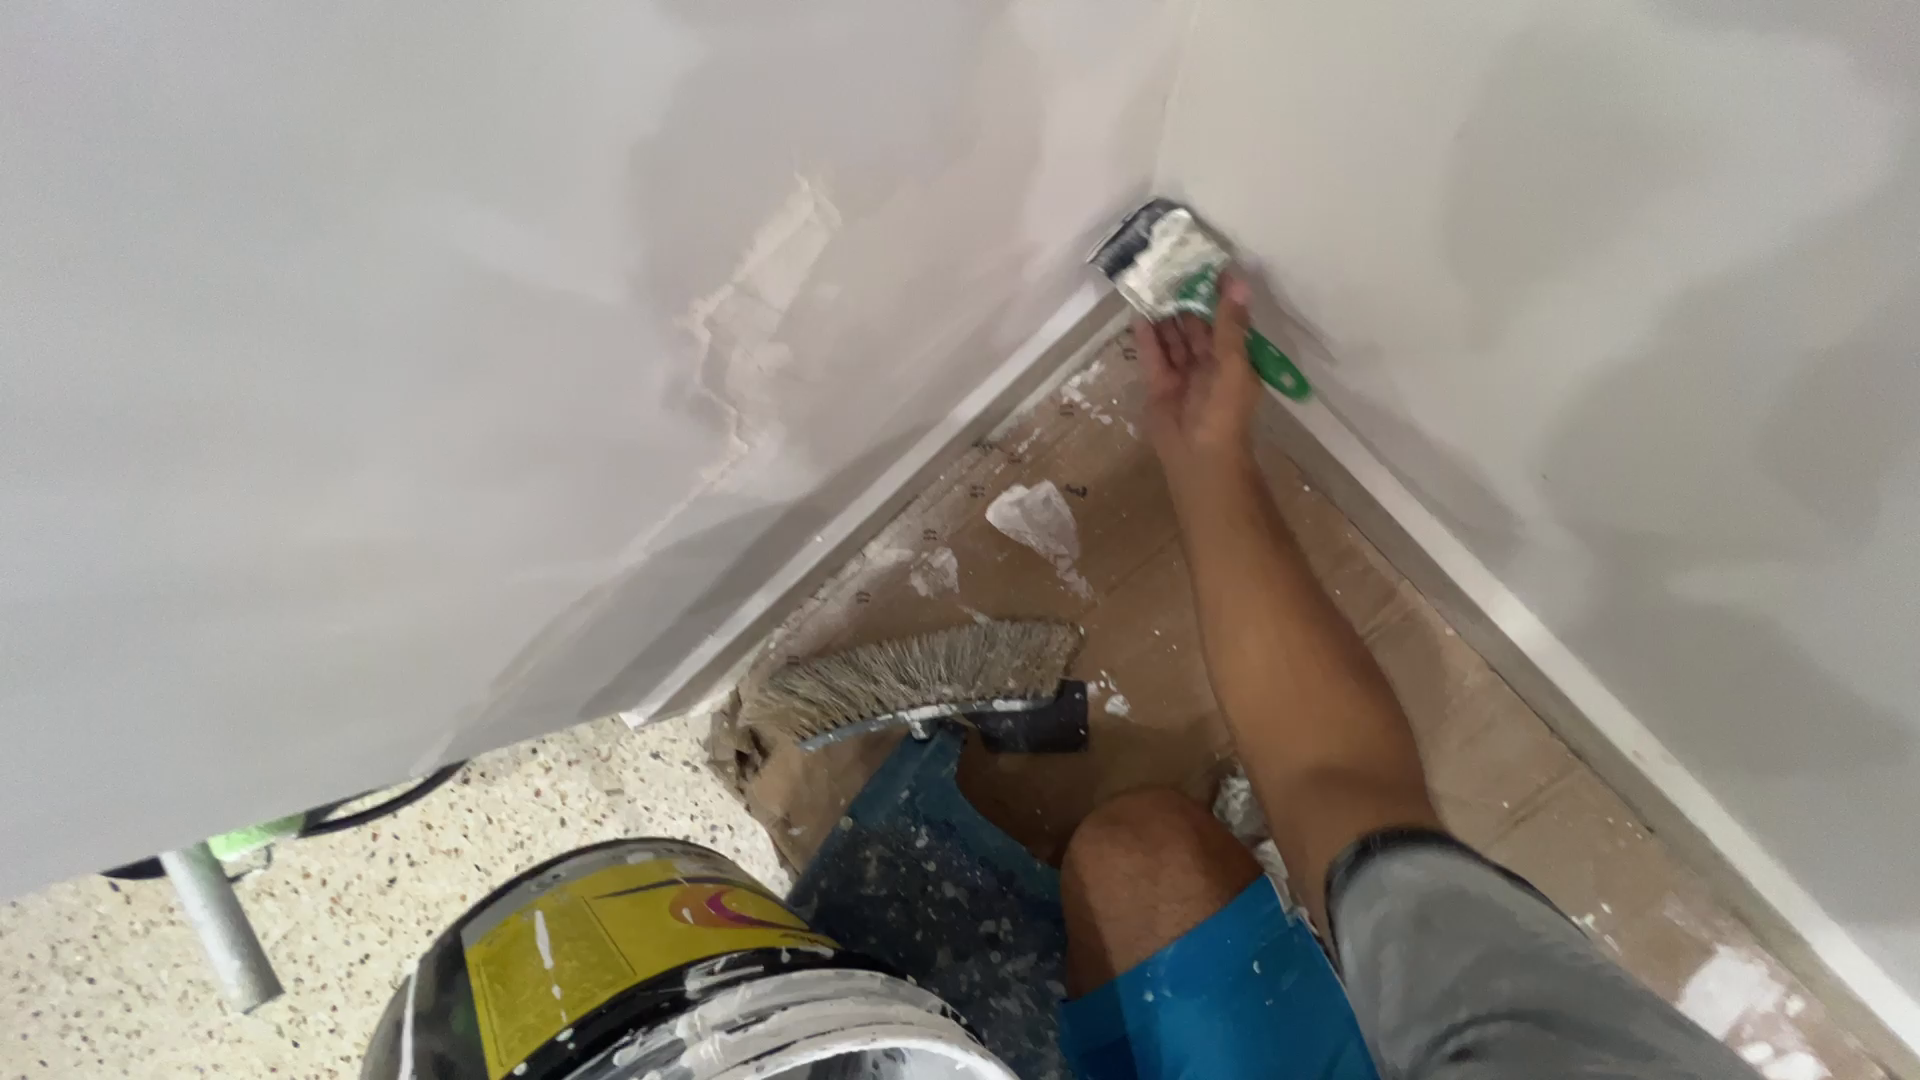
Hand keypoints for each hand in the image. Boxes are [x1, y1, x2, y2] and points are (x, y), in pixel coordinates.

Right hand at [1132, 270, 1258, 484]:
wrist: (1199, 457)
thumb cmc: (1224, 412)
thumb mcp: (1234, 364)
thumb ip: (1230, 325)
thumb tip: (1236, 281)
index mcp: (1234, 360)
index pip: (1226, 322)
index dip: (1218, 296)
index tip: (1206, 267)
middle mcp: (1209, 365)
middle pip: (1197, 328)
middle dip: (1186, 303)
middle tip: (1172, 271)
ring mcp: (1182, 376)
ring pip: (1174, 340)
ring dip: (1165, 317)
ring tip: (1152, 287)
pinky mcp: (1159, 386)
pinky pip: (1153, 357)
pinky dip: (1147, 338)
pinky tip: (1140, 316)